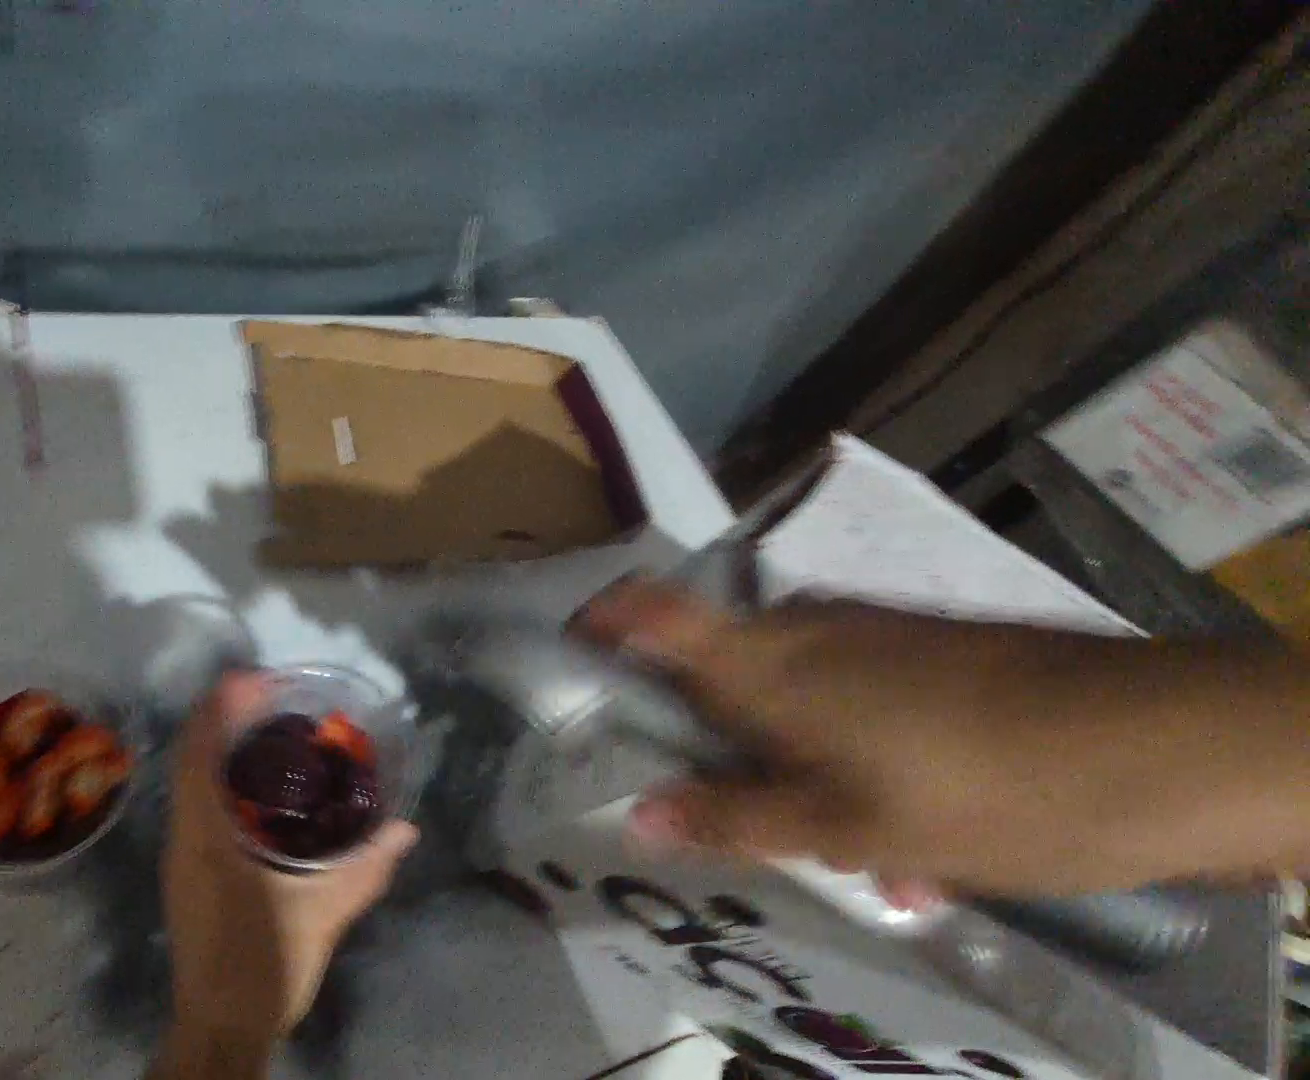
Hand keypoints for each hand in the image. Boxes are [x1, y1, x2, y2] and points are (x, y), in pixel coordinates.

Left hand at [155, 673, 416, 1077]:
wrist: (219, 1028)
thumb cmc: (262, 968)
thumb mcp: (320, 917)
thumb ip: (364, 871)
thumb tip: (405, 829)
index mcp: (205, 841)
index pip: (198, 758)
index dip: (217, 711)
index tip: (248, 680)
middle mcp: (184, 838)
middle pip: (189, 758)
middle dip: (219, 716)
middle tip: (263, 691)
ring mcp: (180, 855)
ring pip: (189, 780)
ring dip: (215, 742)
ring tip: (260, 720)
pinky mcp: (187, 869)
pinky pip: (195, 801)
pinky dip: (217, 772)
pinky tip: (254, 776)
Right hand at [571, 578, 1309, 896]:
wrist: (1172, 743)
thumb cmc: (986, 788)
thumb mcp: (849, 826)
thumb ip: (735, 816)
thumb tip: (638, 815)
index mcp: (764, 662)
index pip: (651, 610)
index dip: (599, 620)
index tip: (568, 655)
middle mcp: (798, 629)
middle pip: (708, 662)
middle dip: (698, 727)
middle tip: (712, 799)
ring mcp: (858, 631)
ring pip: (779, 685)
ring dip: (777, 749)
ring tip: (824, 831)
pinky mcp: (910, 644)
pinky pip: (838, 688)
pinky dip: (835, 741)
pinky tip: (893, 815)